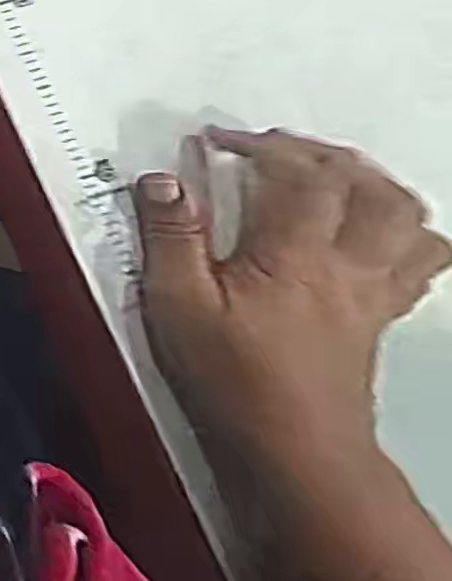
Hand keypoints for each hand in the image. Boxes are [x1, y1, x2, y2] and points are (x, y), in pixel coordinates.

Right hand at [134, 127, 451, 451]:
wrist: (291, 440)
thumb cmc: (226, 368)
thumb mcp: (175, 298)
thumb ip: (170, 235)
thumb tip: (162, 182)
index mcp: (295, 259)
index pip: (302, 180)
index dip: (263, 147)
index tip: (218, 140)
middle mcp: (349, 268)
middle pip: (373, 192)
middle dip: (324, 156)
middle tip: (271, 146)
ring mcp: (373, 293)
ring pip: (411, 222)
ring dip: (372, 185)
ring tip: (323, 174)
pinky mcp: (377, 314)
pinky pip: (418, 259)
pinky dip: (397, 227)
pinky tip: (360, 227)